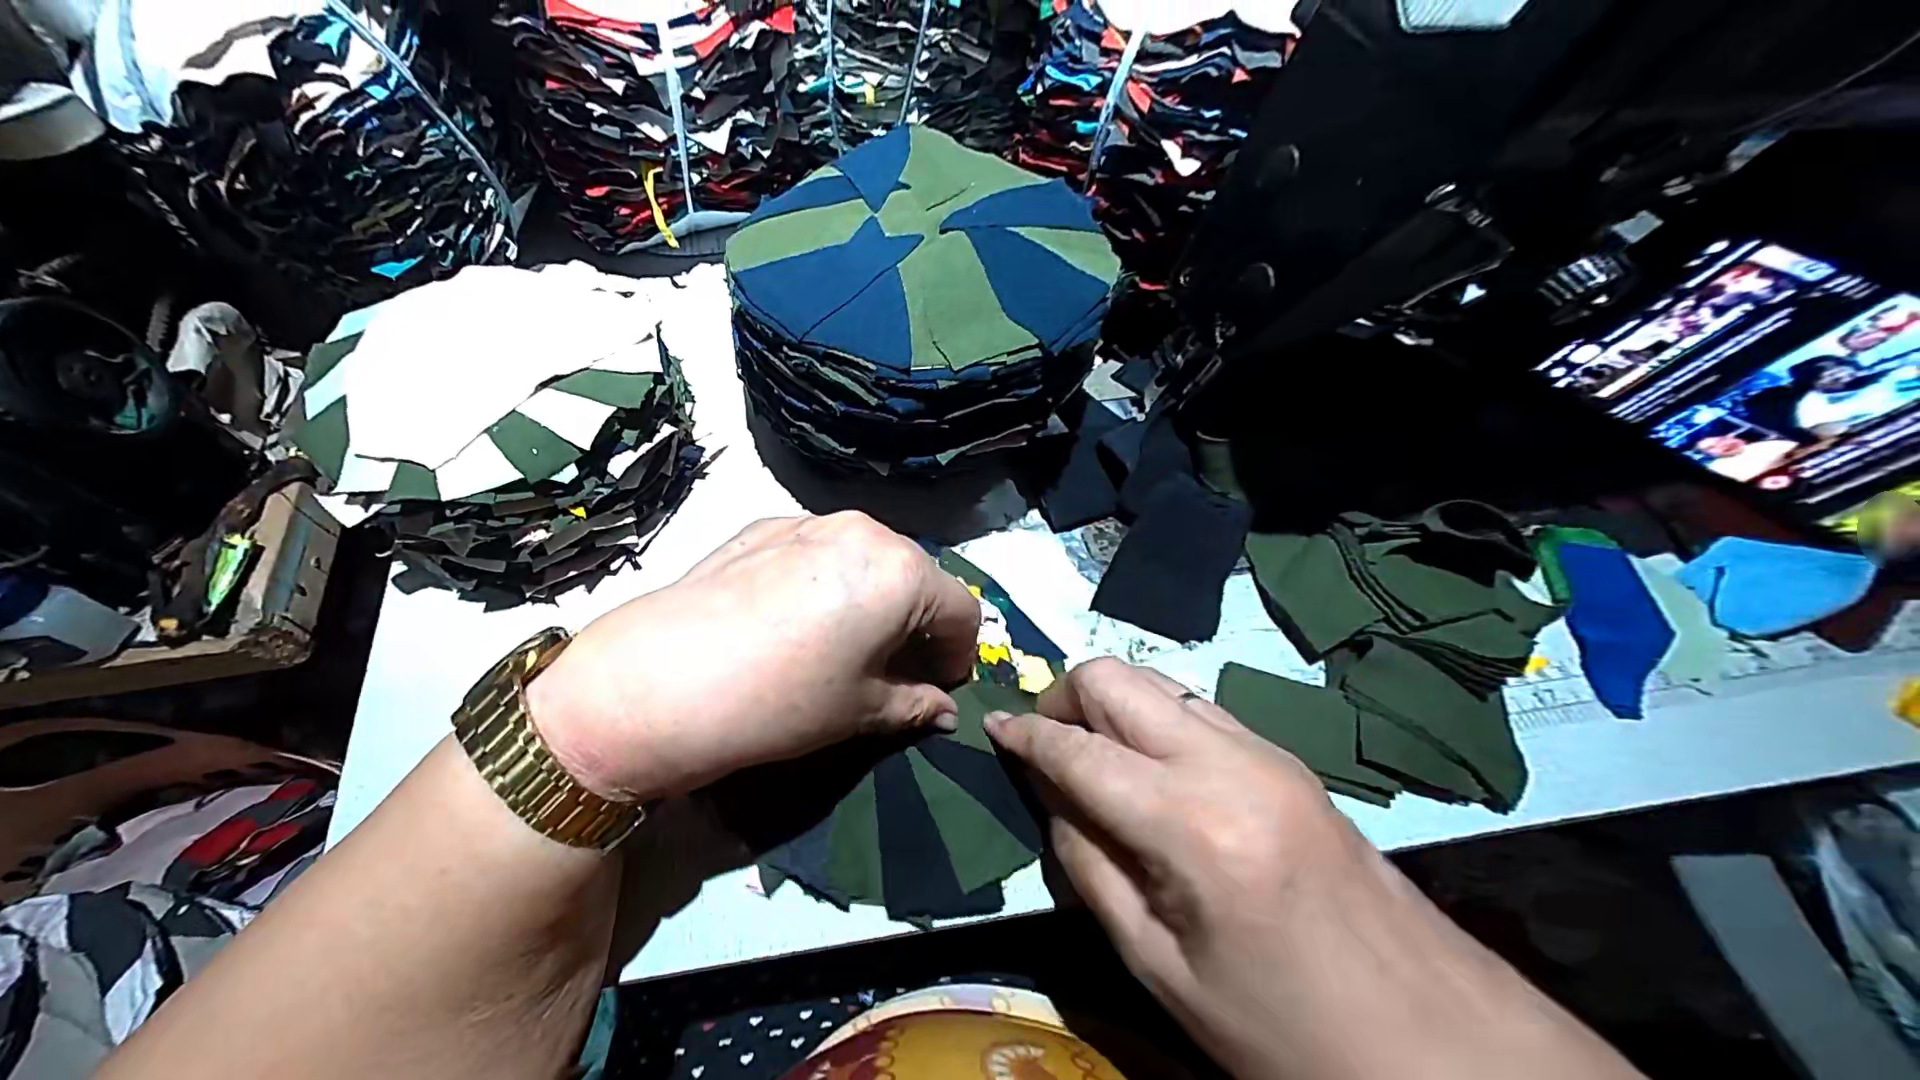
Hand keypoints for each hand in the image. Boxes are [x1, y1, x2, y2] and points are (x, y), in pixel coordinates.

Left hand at [527, 512, 978, 801]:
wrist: (656, 680)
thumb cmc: (779, 700)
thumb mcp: (860, 710)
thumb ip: (916, 704)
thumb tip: (944, 711)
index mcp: (902, 570)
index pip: (962, 610)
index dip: (959, 655)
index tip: (937, 686)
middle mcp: (866, 530)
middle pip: (918, 577)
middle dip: (918, 624)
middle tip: (892, 669)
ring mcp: (811, 521)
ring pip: (870, 558)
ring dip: (875, 599)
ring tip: (843, 643)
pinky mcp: (766, 525)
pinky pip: (822, 550)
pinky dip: (831, 581)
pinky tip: (795, 621)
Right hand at [986, 660, 1642, 1079]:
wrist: (1441, 1044)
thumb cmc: (1283, 1032)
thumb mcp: (1159, 966)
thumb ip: (1087, 863)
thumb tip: (1049, 792)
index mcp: (1191, 825)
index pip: (1078, 749)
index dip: (1025, 734)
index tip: (992, 728)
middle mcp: (1228, 762)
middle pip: (1117, 679)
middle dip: (1064, 699)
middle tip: (1045, 745)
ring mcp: (1267, 751)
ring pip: (1157, 682)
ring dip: (1110, 705)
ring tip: (1091, 755)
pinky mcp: (1289, 758)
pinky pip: (1198, 709)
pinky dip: (1154, 720)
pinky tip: (1149, 768)